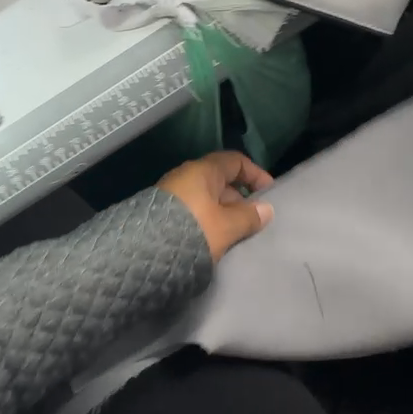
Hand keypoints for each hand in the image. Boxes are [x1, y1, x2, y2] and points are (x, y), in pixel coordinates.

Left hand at [157, 151, 275, 262]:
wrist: (143, 252)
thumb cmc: (192, 230)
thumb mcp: (226, 226)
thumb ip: (248, 217)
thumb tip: (265, 209)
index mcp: (201, 171)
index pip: (234, 161)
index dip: (255, 173)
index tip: (269, 193)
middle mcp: (185, 177)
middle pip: (220, 181)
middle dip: (240, 199)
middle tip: (254, 220)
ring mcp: (172, 195)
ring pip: (207, 199)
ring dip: (224, 213)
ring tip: (237, 233)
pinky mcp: (163, 213)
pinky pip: (194, 211)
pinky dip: (208, 220)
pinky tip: (215, 238)